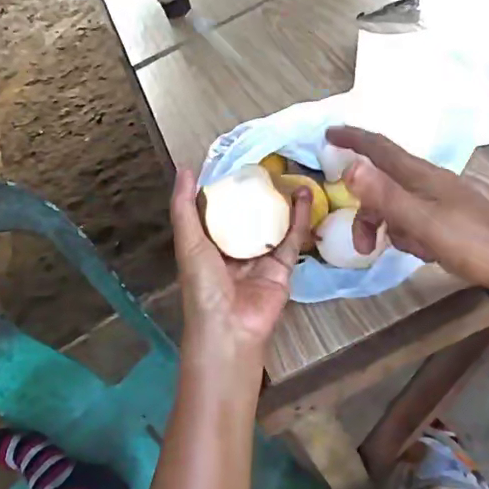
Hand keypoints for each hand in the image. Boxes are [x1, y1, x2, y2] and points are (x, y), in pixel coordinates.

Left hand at [170, 167, 311, 351]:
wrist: (230, 327)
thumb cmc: (203, 285)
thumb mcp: (188, 241)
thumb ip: (184, 207)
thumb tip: (184, 169)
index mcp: (208, 245)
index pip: (217, 210)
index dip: (226, 187)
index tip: (237, 160)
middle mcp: (234, 250)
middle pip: (248, 216)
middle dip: (257, 192)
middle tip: (268, 164)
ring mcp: (260, 259)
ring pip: (273, 224)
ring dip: (281, 201)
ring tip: (289, 174)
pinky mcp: (282, 268)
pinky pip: (292, 239)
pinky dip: (299, 218)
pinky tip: (303, 195)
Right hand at [327, 126, 488, 294]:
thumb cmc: (472, 243)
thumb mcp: (421, 222)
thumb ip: (385, 196)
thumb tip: (350, 166)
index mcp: (421, 176)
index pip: (379, 148)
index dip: (353, 139)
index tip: (328, 134)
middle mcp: (430, 181)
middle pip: (384, 184)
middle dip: (367, 210)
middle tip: (361, 245)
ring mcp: (442, 199)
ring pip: (398, 205)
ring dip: (389, 227)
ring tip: (401, 252)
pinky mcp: (450, 218)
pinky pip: (415, 219)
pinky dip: (409, 234)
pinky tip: (422, 252)